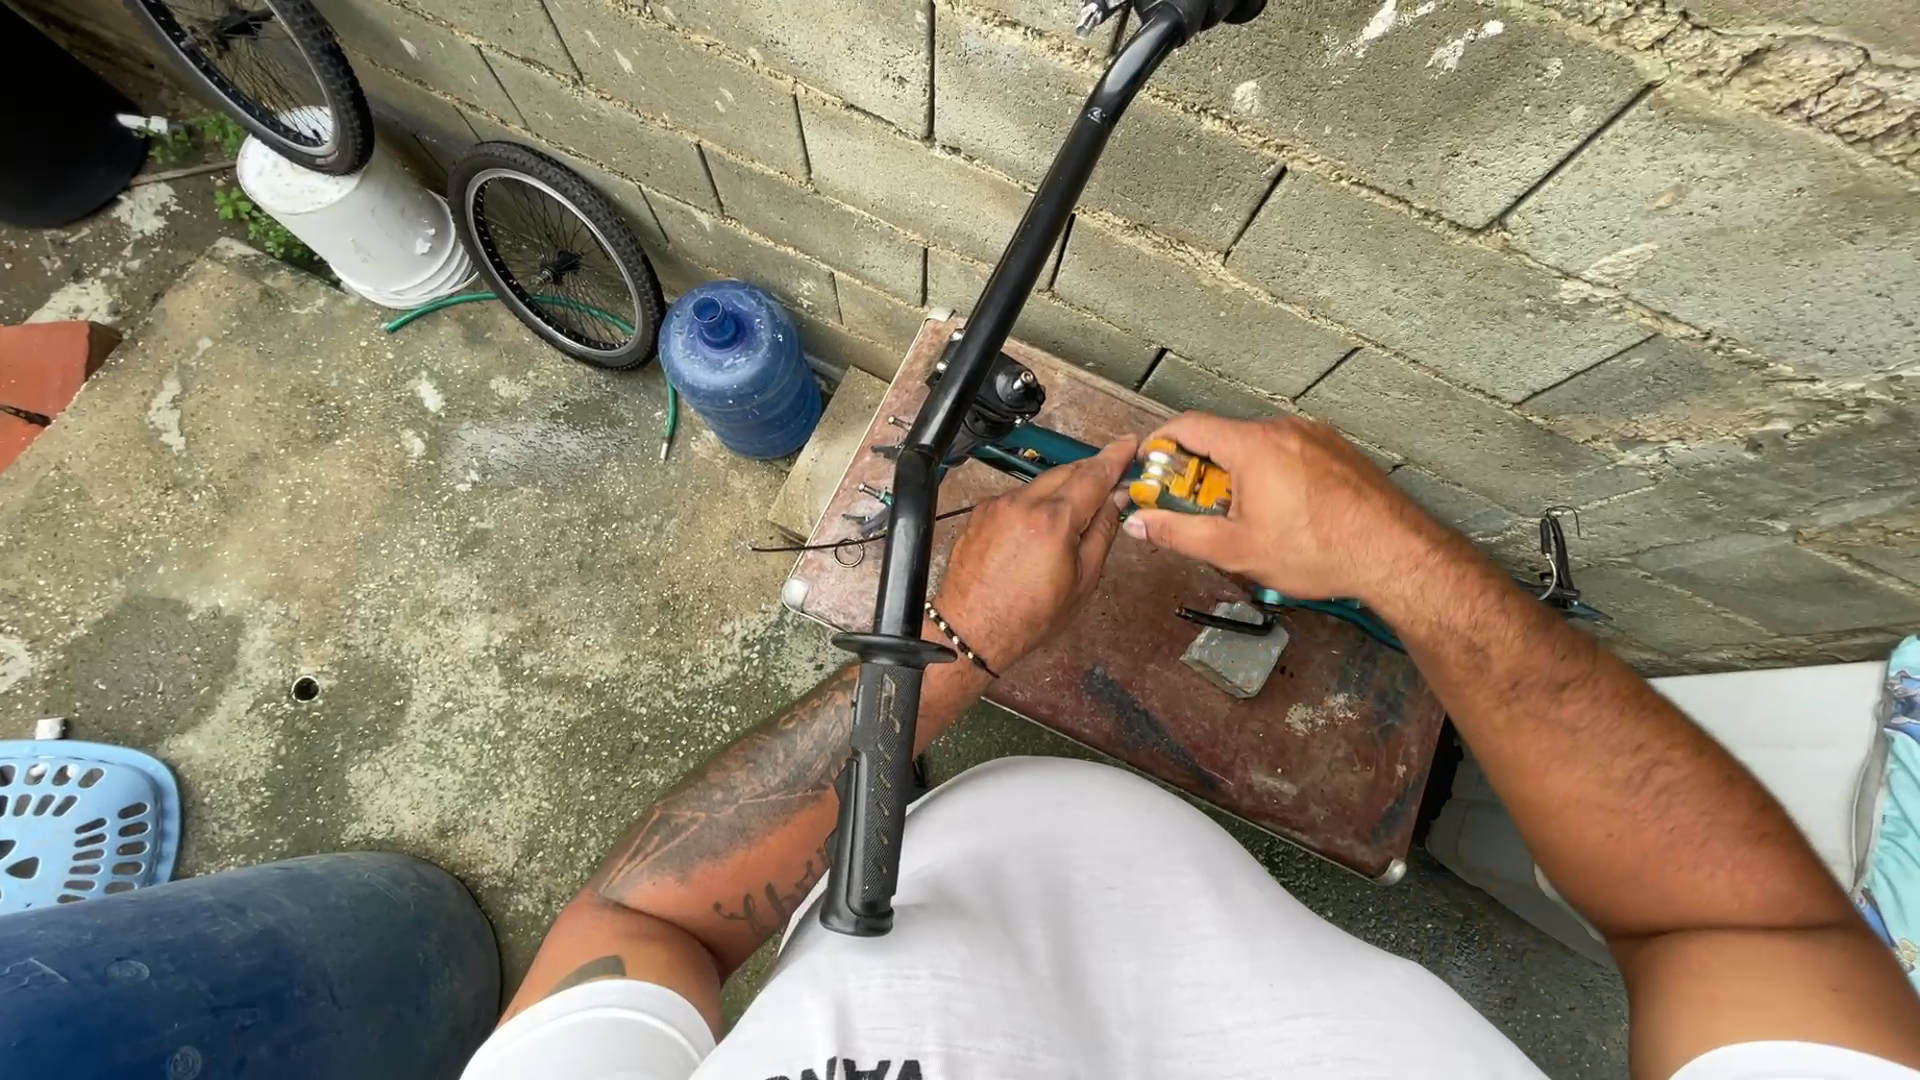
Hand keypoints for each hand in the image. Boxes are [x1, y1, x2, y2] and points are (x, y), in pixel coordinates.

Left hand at [932, 436, 1137, 672]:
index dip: (1116, 457)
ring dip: (1062, 490)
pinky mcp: (981, 512)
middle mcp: (1022, 503)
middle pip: (1067, 472)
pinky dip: (1034, 504)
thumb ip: (1102, 531)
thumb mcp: (1083, 580)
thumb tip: (1116, 499)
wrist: (972, 629)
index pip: (1093, 475)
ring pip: (1040, 484)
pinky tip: (1039, 529)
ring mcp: (997, 505)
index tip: (1129, 444)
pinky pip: (1017, 497)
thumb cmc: (1028, 616)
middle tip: (1111, 479)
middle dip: (1091, 472)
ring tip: (1074, 515)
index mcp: (1053, 521)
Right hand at [1120, 413, 1449, 603]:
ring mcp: (1313, 436)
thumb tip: (1139, 523)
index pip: (1188, 425)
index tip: (1148, 465)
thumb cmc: (1320, 550)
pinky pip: (1285, 452)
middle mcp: (1282, 430)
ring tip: (1239, 516)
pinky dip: (1265, 474)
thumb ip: (1177, 532)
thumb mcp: (1233, 549)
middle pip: (1221, 438)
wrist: (1396, 554)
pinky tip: (1276, 511)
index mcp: (1253, 445)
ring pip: (1253, 447)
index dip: (1159, 443)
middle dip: (1197, 471)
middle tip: (1192, 506)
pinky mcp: (1334, 450)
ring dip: (1233, 474)